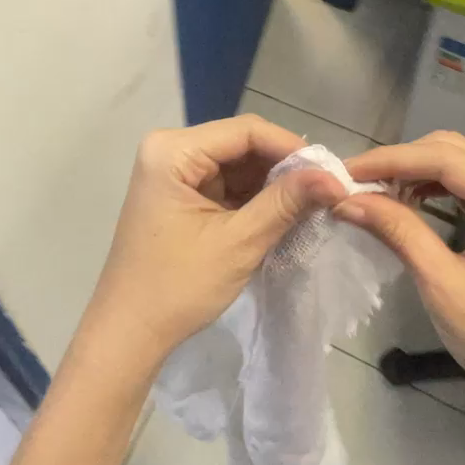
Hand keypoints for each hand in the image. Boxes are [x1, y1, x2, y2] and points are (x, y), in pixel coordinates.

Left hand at [82, 116, 348, 362]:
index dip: (291, 148)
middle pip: (241, 144)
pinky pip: (226, 183)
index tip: (330, 173)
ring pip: (237, 164)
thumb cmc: (177, 286)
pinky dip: (254, 197)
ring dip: (272, 183)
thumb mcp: (238, 242)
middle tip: (326, 189)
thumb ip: (285, 203)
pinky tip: (284, 212)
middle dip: (283, 166)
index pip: (245, 131)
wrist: (129, 333)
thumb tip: (335, 178)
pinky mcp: (181, 194)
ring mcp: (174, 172)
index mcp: (172, 150)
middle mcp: (169, 149)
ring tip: (312, 202)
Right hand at [332, 132, 464, 418]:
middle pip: (454, 151)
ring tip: (372, 191)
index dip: (392, 160)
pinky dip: (434, 183)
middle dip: (400, 162)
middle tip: (353, 184)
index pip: (448, 160)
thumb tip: (345, 199)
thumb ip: (399, 232)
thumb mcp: (445, 288)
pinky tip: (405, 198)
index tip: (343, 171)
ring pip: (460, 159)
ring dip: (414, 170)